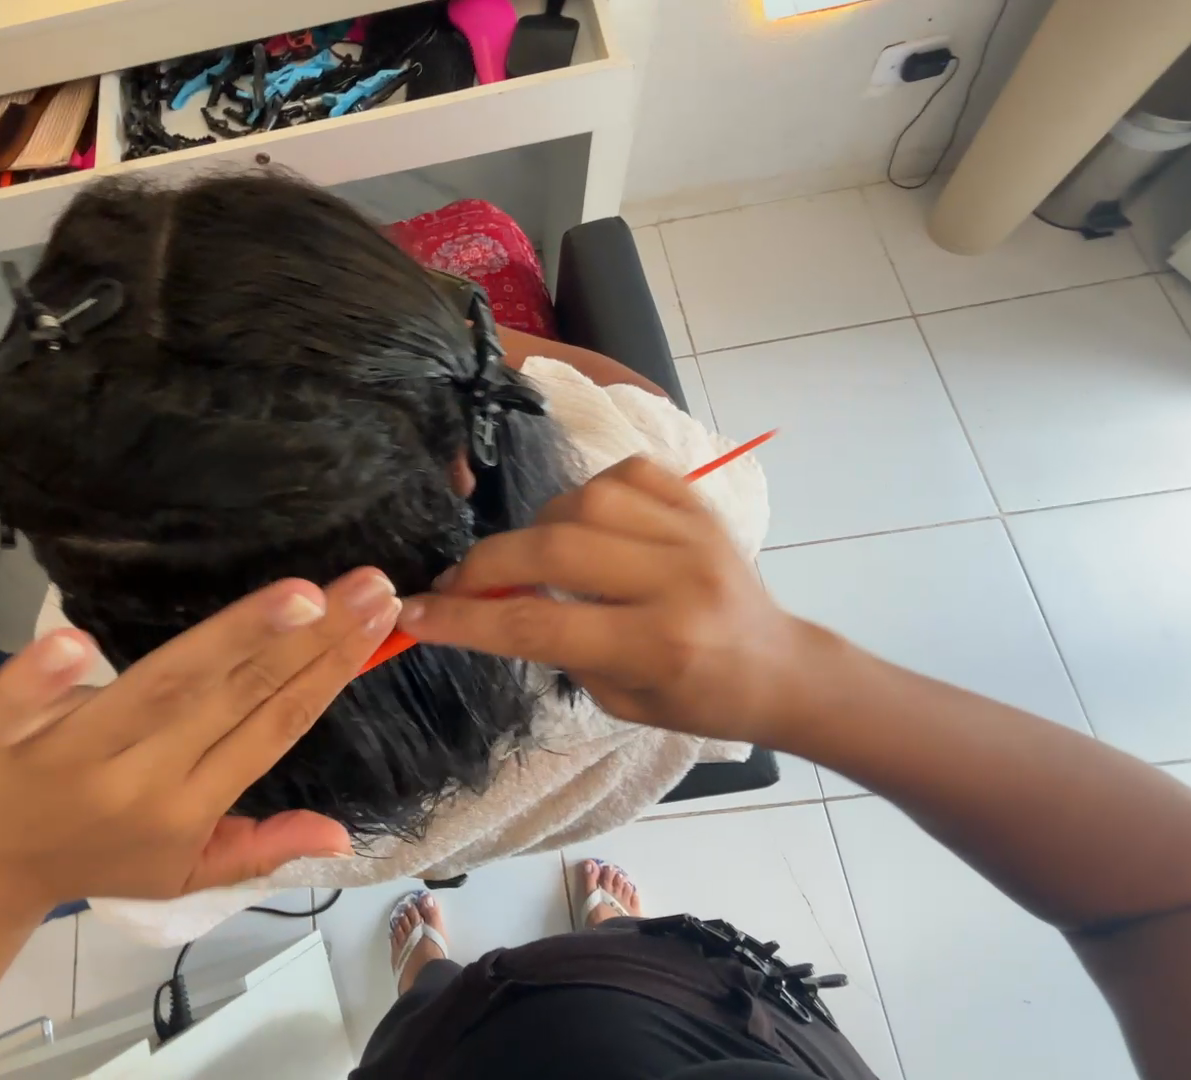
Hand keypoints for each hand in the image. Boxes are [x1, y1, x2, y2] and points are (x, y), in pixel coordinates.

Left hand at [0, 568, 400, 914]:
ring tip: (302, 592)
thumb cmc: (100, 858)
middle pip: (238, 695)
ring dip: (234, 636)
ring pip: (163, 685)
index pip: (276, 727)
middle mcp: (142, 776)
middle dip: (311, 637)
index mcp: (190, 806)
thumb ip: (263, 848)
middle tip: (369, 586)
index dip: (329, 672)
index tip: (378, 619)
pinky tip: (78, 640)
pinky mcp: (4, 729)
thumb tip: (343, 832)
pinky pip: (24, 700)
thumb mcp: (187, 875)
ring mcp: (73, 752)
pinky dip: (47, 674)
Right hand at [396, 456, 811, 743]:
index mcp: (658, 646)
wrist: (777, 666)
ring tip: (536, 556)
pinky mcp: (700, 503)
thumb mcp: (615, 697)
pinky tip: (585, 523)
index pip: (538, 626)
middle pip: (554, 550)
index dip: (464, 620)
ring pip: (584, 501)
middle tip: (460, 583)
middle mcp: (678, 581)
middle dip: (487, 565)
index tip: (413, 615)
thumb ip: (553, 645)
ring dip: (538, 528)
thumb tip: (490, 601)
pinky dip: (587, 494)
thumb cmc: (692, 698)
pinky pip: (624, 473)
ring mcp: (693, 532)